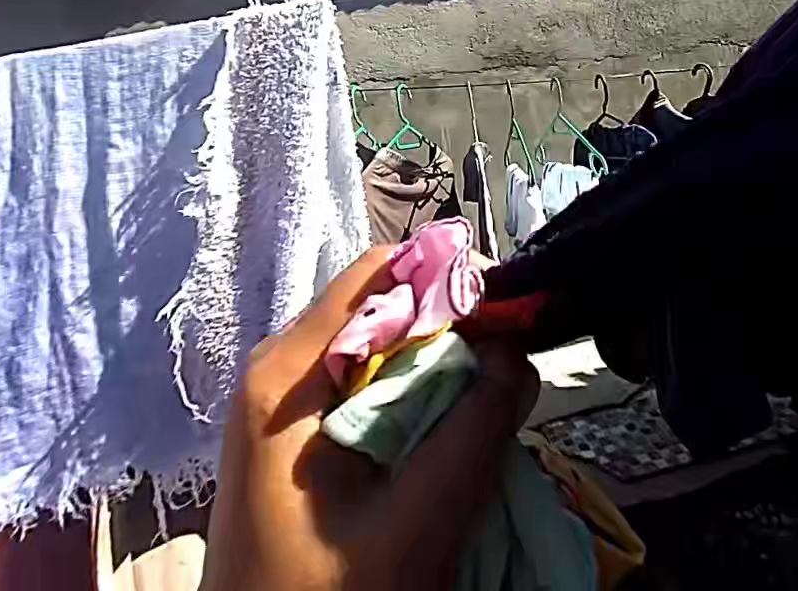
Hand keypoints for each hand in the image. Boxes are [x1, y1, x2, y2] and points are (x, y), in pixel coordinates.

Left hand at [201, 246, 539, 590]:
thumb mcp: (415, 525)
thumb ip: (475, 427)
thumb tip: (516, 346)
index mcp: (286, 371)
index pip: (381, 272)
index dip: (450, 274)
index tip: (507, 306)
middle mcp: (281, 363)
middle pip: (382, 299)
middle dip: (452, 316)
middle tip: (508, 348)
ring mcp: (289, 392)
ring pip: (382, 334)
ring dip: (441, 349)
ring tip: (490, 379)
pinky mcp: (303, 421)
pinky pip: (372, 371)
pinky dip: (420, 377)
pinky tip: (451, 410)